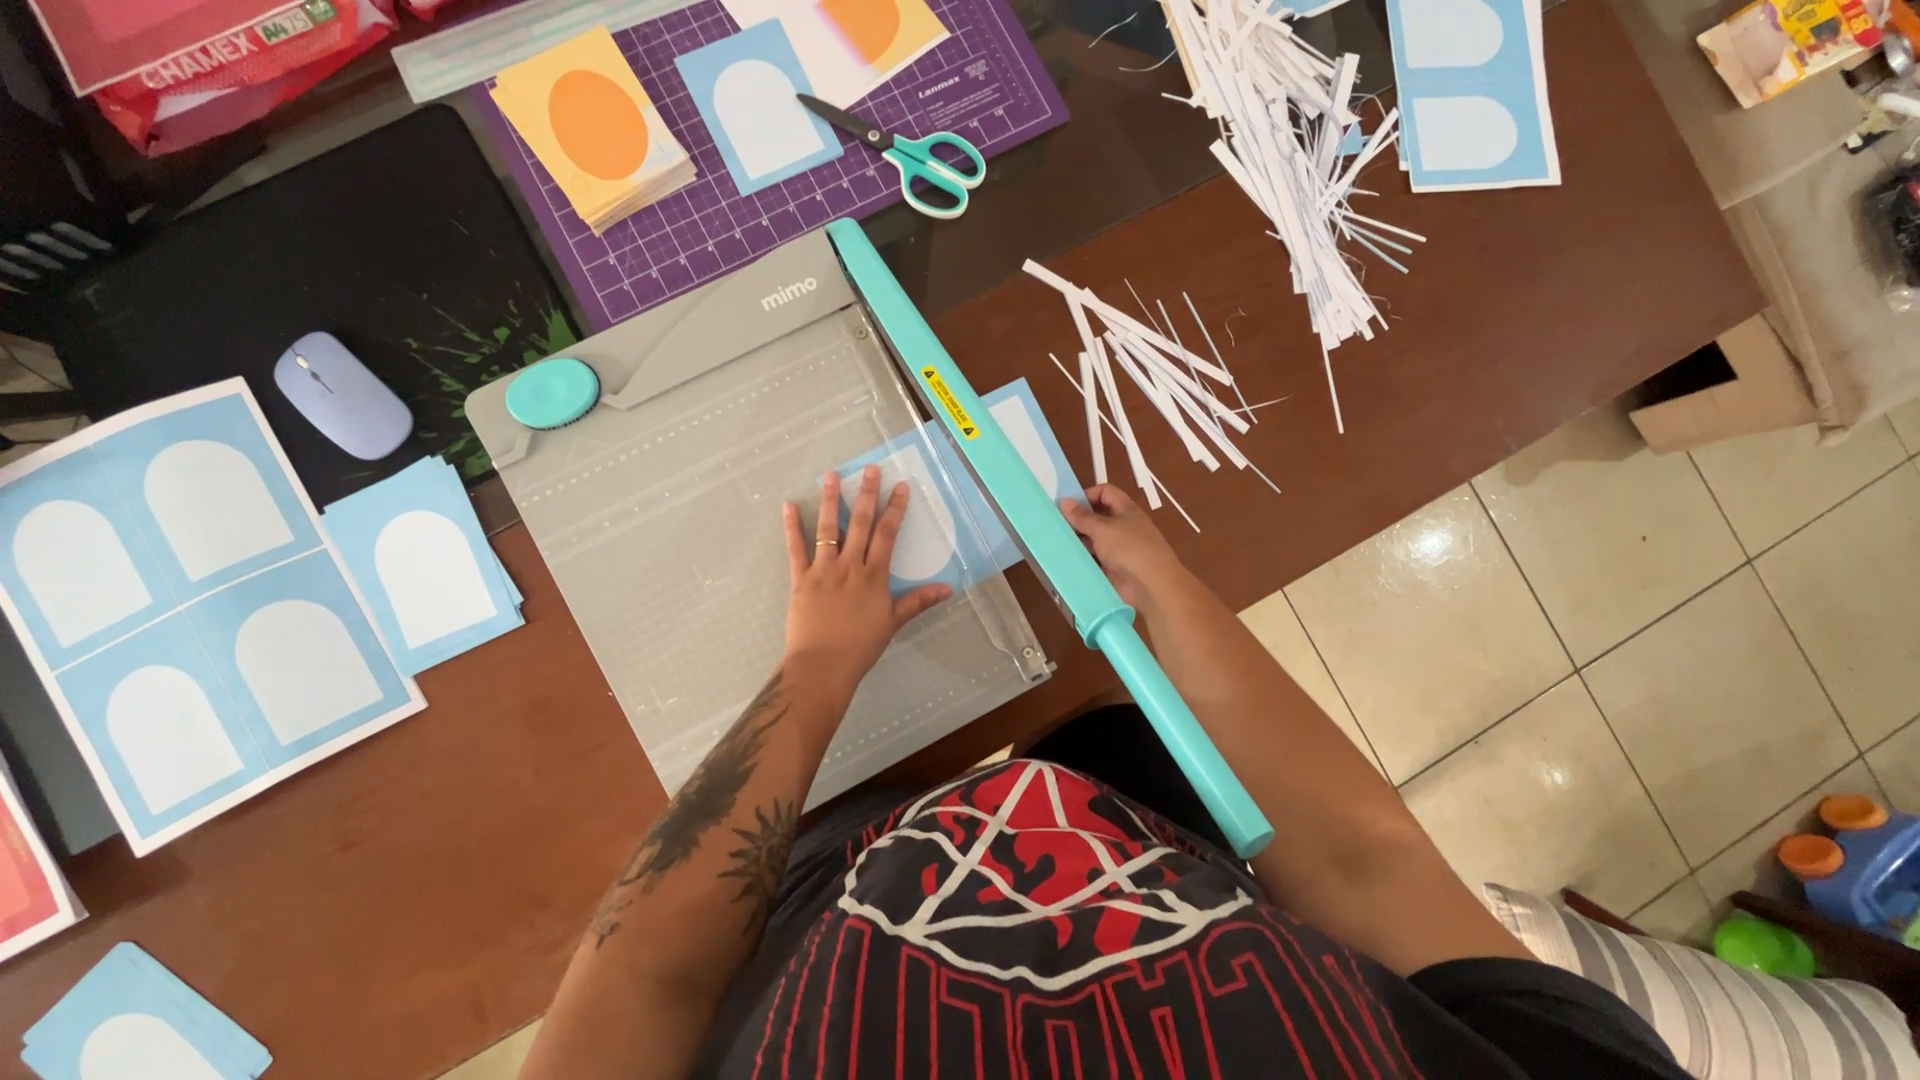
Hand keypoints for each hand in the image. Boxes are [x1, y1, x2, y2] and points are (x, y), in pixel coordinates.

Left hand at [782, 465, 950, 699]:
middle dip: (866, 494)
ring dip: (829, 500)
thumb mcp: (893, 623)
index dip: (895, 509)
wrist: (822, 666)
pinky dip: (791, 527)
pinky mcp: (800, 579)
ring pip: (827, 529)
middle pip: (859, 524)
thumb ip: (917, 602)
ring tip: (830, 475)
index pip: (887, 535)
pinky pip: (795, 549)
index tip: (900, 486)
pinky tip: (788, 505)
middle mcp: (849, 566)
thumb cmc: (860, 648)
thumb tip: (948, 589)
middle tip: (869, 469)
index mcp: (873, 576)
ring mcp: (823, 571)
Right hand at [1060, 484, 1193, 613]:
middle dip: (1078, 520)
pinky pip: (1094, 559)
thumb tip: (1065, 501)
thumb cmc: (1129, 548)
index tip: (1067, 505)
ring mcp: (1118, 548)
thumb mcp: (1103, 528)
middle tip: (1055, 525)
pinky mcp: (1113, 567)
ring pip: (1094, 540)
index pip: (1105, 492)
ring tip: (1055, 543)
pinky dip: (1082, 559)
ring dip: (1078, 541)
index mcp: (1125, 510)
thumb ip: (1082, 516)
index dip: (1087, 494)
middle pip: (1097, 517)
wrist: (1151, 585)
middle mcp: (1123, 526)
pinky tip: (1065, 560)